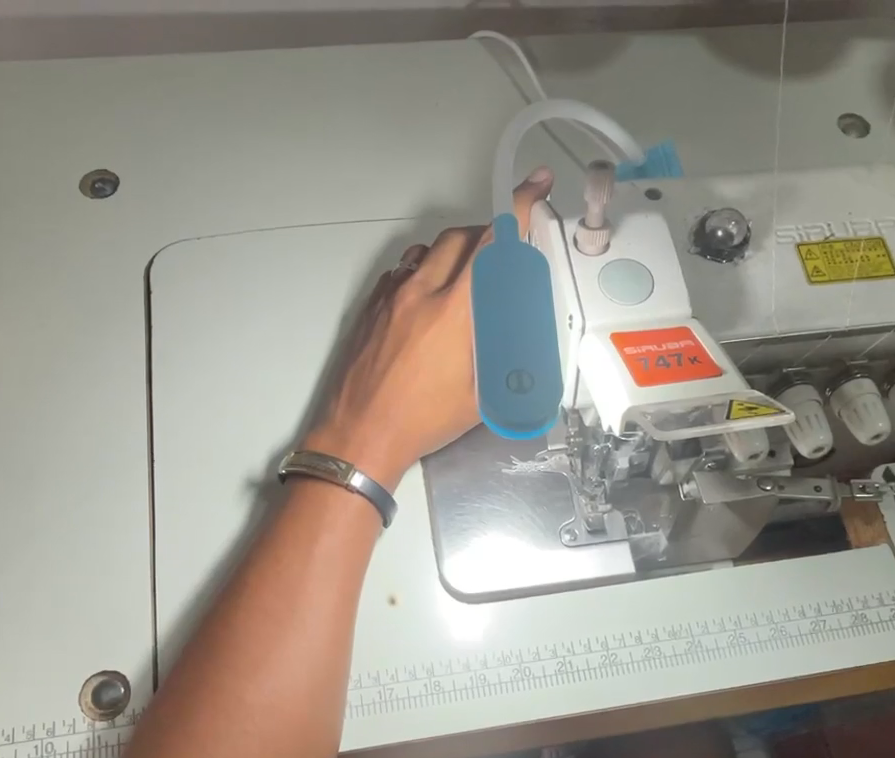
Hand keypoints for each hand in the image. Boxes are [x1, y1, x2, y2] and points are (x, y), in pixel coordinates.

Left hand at [303, 167, 556, 489]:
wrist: (360, 436)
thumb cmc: (422, 422)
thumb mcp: (480, 399)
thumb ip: (506, 364)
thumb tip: (527, 350)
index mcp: (455, 312)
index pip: (492, 244)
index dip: (518, 208)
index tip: (535, 185)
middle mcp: (421, 293)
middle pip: (459, 238)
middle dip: (486, 232)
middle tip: (503, 248)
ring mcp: (390, 297)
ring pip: (426, 251)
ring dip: (452, 251)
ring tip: (466, 274)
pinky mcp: (370, 308)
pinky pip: (400, 272)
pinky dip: (422, 271)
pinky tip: (428, 296)